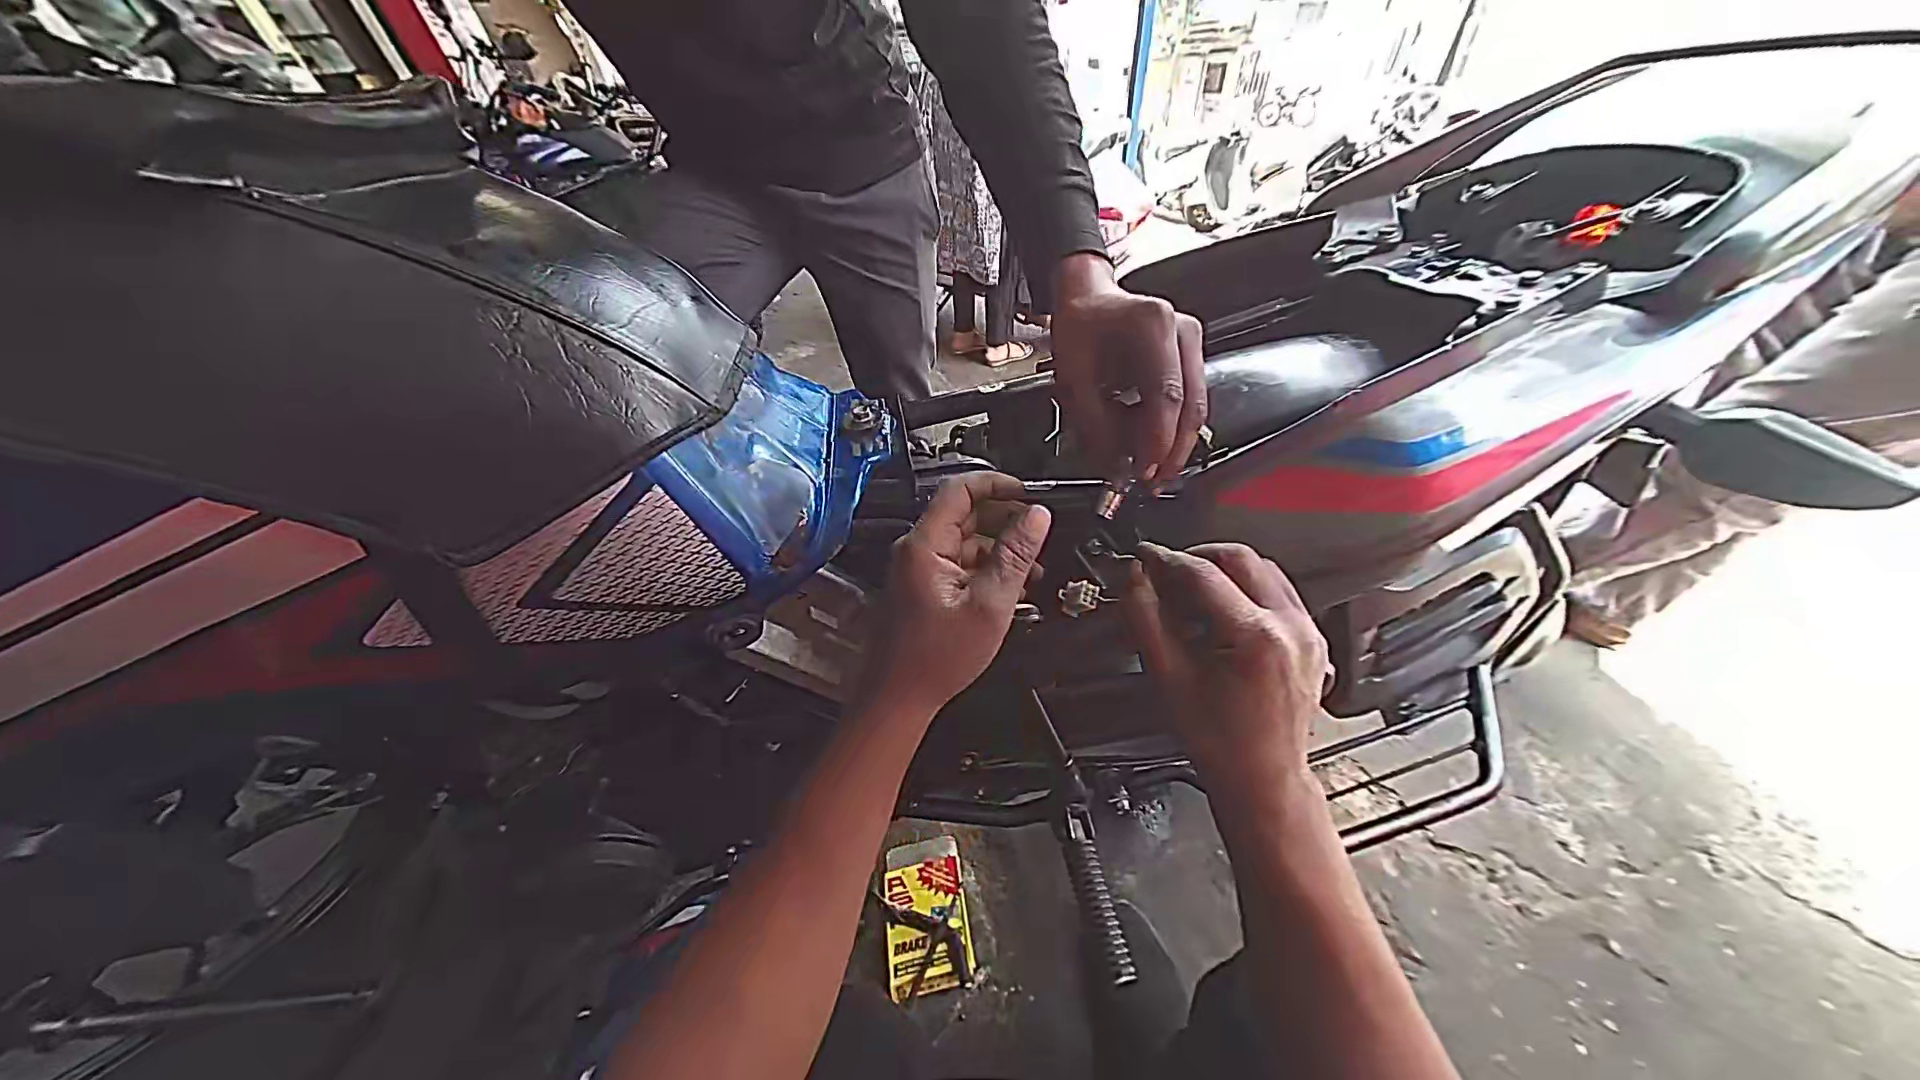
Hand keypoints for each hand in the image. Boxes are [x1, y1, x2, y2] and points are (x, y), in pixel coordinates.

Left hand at [859, 473, 1051, 714]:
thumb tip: (1037, 517)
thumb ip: (1015, 556)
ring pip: (966, 539)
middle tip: (1036, 533)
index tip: (1026, 493)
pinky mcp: (924, 585)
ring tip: (1030, 568)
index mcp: (925, 546)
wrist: (899, 697)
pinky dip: (987, 568)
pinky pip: (960, 562)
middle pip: (966, 513)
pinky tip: (1010, 587)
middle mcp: (917, 550)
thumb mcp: (989, 605)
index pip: (960, 489)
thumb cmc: (932, 661)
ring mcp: (919, 568)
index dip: (997, 484)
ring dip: (1000, 548)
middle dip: (1005, 520)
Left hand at [1050, 253, 1205, 488]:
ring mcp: (1192, 342)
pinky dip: (1172, 429)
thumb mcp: (1073, 376)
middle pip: (1191, 405)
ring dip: (1175, 445)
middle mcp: (1182, 330)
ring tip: (1150, 470)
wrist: (1090, 298)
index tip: (1143, 470)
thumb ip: (1094, 423)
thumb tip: (1114, 465)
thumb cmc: (1081, 326)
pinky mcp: (1190, 356)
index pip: (1166, 395)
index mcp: (1152, 325)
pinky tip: (1151, 445)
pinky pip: (1189, 401)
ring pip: (1195, 407)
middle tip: (1152, 482)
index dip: (1157, 441)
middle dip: (1173, 452)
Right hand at [1122, 543, 1328, 791]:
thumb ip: (1146, 619)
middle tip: (1166, 570)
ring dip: (1223, 569)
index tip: (1146, 557)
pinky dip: (1247, 588)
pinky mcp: (1312, 641)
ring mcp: (1307, 634)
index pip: (1204, 573)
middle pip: (1240, 558)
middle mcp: (1291, 629)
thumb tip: (1136, 579)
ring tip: (1191, 589)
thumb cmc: (1221, 741)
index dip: (1167, 560)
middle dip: (1197, 557)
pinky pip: (1279, 593)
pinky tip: (1221, 608)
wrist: (1262, 777)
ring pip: (1264, 570)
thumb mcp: (1169, 677)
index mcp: (1256, 638)